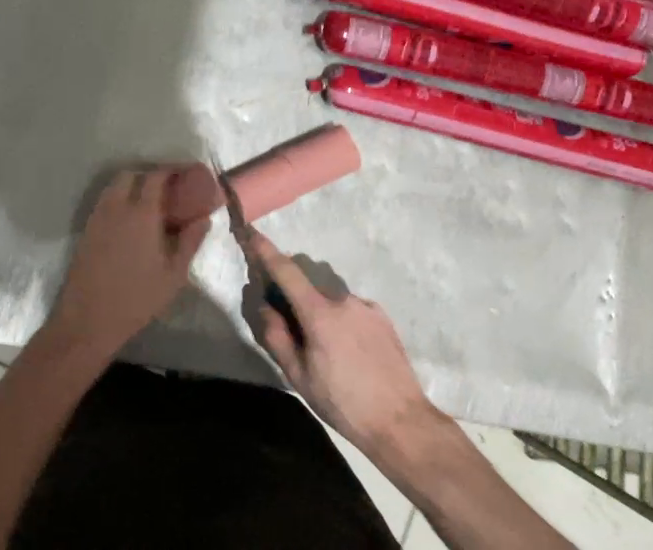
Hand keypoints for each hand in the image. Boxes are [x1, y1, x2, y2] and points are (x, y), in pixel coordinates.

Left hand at [48, 166, 210, 358]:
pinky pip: (104, 203)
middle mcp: (116, 208)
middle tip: (166, 189)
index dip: (171, 169)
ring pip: (113, 187)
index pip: (156, 177)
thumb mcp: (174, 274)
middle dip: (148, 175)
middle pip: (130, 175)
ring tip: (148, 204)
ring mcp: (97, 218)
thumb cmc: (138, 297)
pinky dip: (118, 201)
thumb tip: (203, 219)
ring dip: (131, 186)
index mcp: (141, 214)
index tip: (185, 172)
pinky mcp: (86, 231)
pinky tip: (129, 221)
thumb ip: (190, 241)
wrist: (89, 319)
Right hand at [247, 231, 438, 451]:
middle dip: (294, 299)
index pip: (286, 271)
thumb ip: (276, 336)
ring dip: (320, 314)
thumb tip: (262, 305)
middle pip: (308, 288)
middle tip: (291, 330)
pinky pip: (351, 310)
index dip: (265, 250)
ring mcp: (366, 306)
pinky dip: (341, 321)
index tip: (251, 232)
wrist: (400, 420)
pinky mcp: (382, 317)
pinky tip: (348, 351)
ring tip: (325, 351)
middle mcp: (343, 300)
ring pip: (330, 301)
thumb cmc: (342, 402)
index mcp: (319, 313)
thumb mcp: (299, 376)